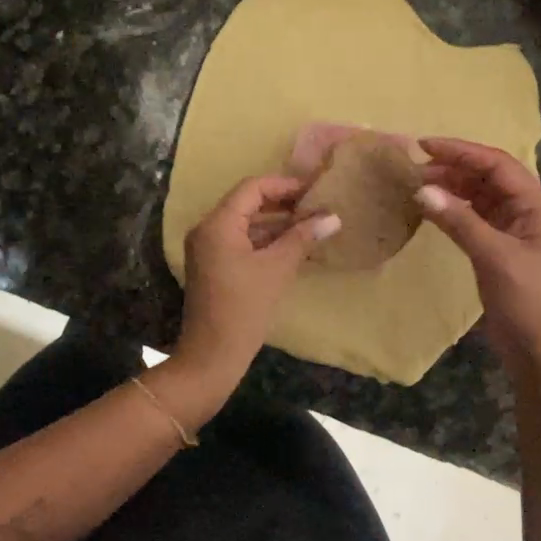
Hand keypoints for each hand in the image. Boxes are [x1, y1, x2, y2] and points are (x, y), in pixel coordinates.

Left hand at [177, 176, 340, 386]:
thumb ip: (302, 238)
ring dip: (275, 222)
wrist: (211, 355)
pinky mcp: (212, 264)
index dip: (284, 185)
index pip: (252, 188)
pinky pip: (240, 240)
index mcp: (217, 224)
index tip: (314, 190)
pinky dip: (264, 239)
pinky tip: (293, 245)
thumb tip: (333, 217)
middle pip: (247, 202)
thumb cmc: (244, 309)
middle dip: (282, 203)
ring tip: (311, 224)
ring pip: (245, 223)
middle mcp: (207, 229)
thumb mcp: (276, 270)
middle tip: (317, 206)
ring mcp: (207, 247)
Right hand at [415, 137, 540, 363]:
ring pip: (479, 197)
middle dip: (452, 168)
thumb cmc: (531, 302)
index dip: (460, 151)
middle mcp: (527, 213)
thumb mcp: (495, 257)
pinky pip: (474, 219)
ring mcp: (514, 233)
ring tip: (417, 186)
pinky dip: (453, 211)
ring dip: (451, 188)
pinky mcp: (500, 253)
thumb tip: (421, 189)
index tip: (422, 146)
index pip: (496, 164)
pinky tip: (431, 211)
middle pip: (488, 177)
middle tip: (413, 169)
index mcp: (537, 207)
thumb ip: (459, 220)